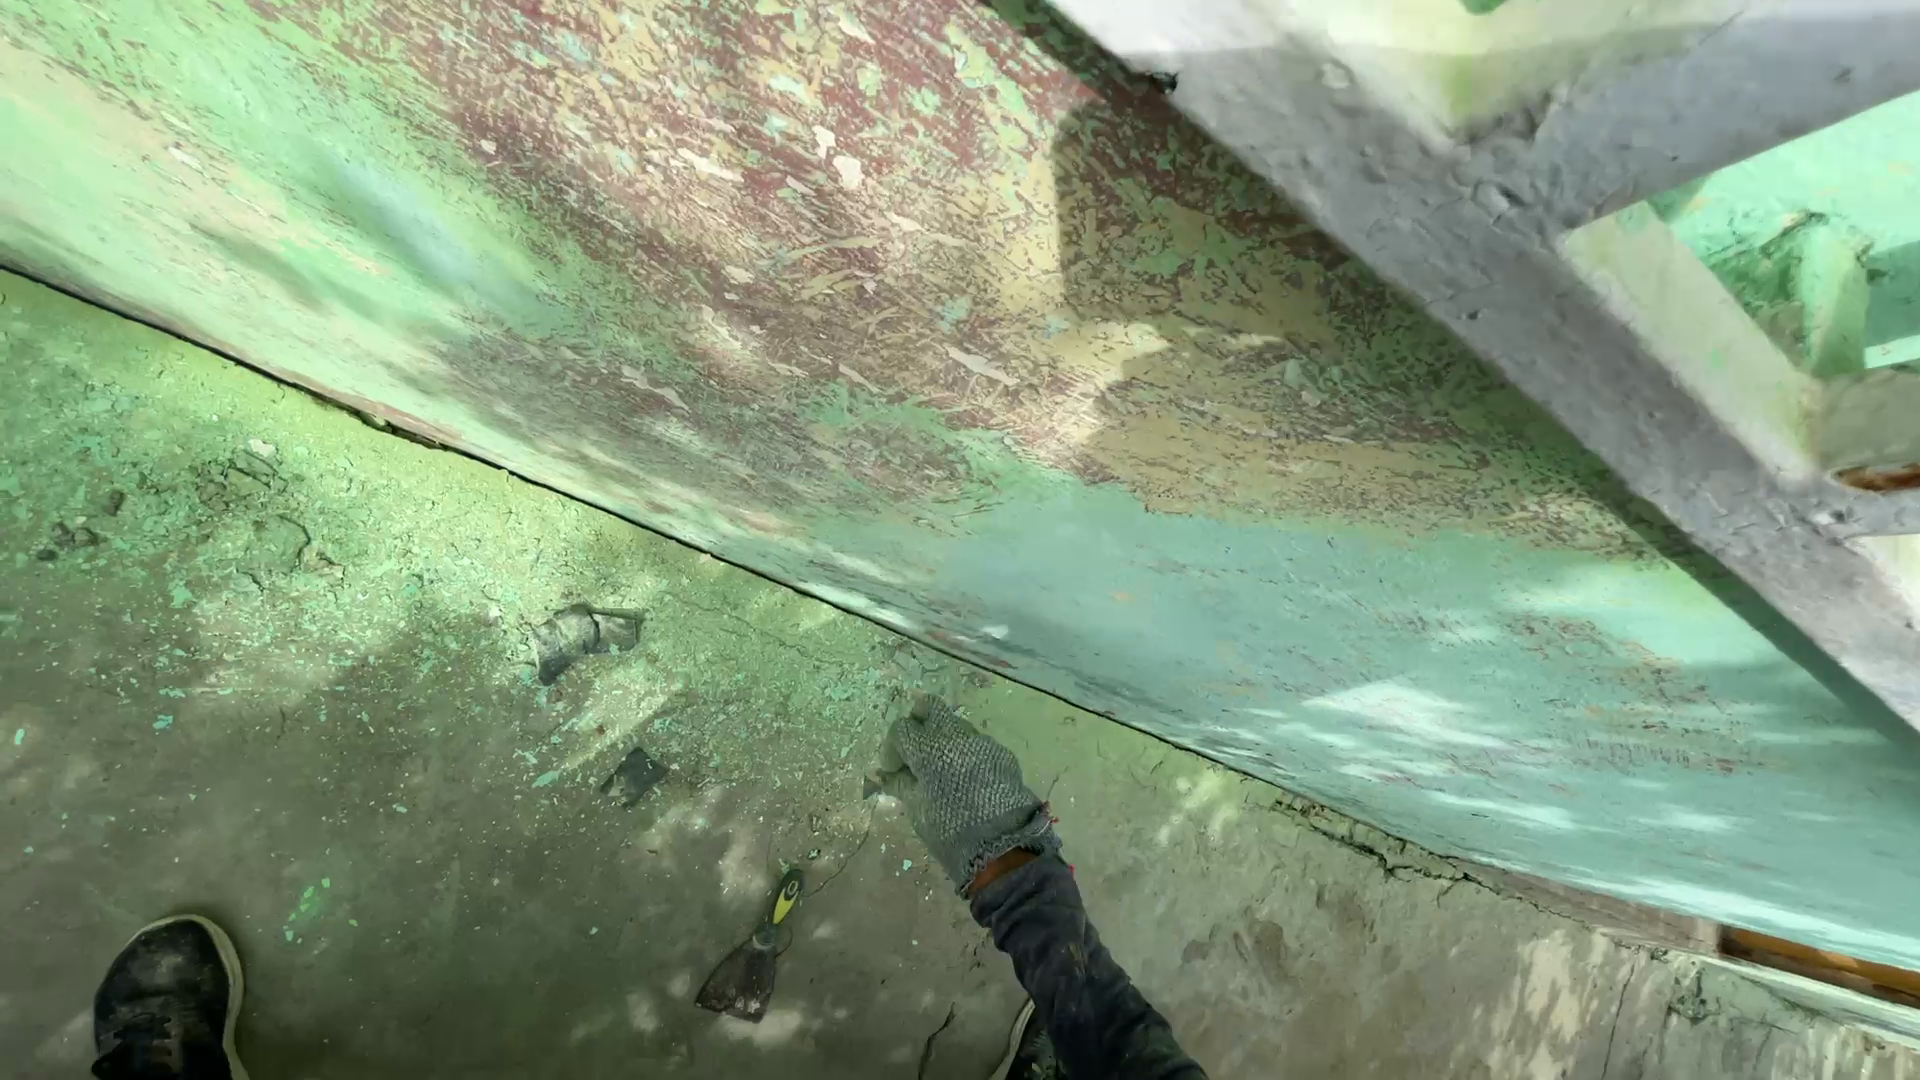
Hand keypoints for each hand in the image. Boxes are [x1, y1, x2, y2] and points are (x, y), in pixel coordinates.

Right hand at [877, 694, 1058, 893]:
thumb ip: (900, 783)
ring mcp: (981, 741)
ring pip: (954, 725)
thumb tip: (885, 773)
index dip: (893, 749)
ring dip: (942, 739)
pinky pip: (975, 743)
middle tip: (915, 751)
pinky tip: (966, 780)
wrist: (1004, 846)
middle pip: (930, 707)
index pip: (901, 728)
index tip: (895, 771)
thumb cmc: (950, 831)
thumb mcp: (917, 809)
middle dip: (918, 723)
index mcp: (929, 748)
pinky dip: (964, 753)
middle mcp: (955, 735)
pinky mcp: (1001, 752)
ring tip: (942, 771)